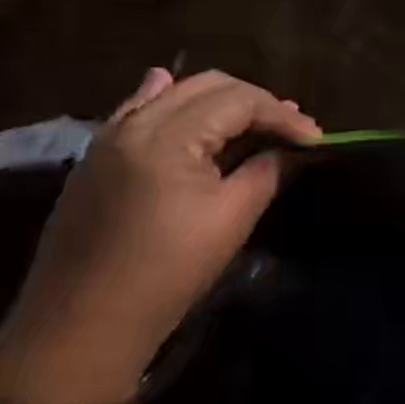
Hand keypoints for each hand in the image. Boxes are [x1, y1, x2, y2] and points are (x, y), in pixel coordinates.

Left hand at [0, 69, 320, 403]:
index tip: (317, 141)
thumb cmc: (172, 266)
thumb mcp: (234, 215)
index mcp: (166, 138)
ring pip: (173, 94)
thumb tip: (293, 149)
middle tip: (293, 131)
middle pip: (206, 86)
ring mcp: (108, 140)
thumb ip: (267, 169)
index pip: (238, 101)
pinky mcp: (98, 159)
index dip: (284, 115)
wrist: (88, 316)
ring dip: (221, 102)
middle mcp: (132, 126)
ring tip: (259, 124)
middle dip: (257, 102)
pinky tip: (172, 87)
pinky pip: (138, 110)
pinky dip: (168, 98)